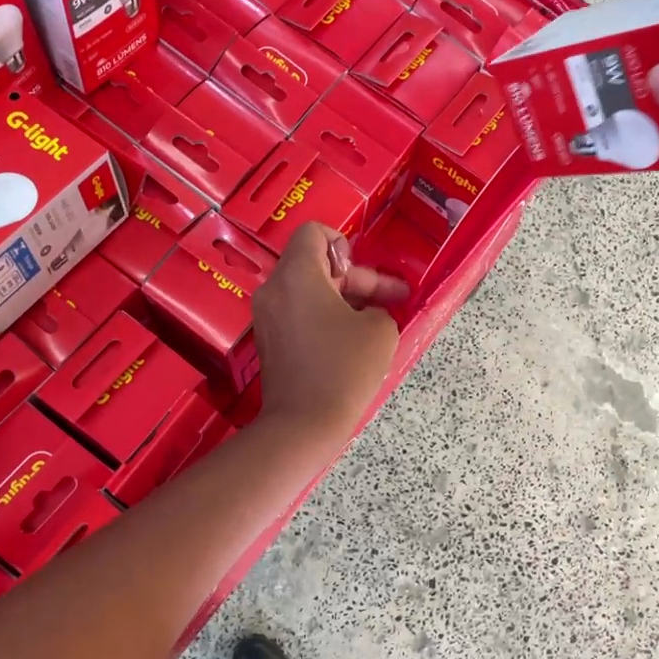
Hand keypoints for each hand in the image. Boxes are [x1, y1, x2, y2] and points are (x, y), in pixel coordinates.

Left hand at [252, 223, 407, 445]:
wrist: (303, 425)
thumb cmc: (344, 369)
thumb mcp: (380, 330)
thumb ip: (378, 304)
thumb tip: (368, 310)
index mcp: (297, 275)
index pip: (314, 232)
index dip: (345, 244)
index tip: (365, 275)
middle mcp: (275, 289)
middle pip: (315, 263)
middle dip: (356, 279)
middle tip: (392, 301)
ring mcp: (267, 317)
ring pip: (308, 290)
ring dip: (343, 300)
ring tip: (377, 323)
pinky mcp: (269, 341)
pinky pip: (298, 314)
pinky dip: (324, 318)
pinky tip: (352, 341)